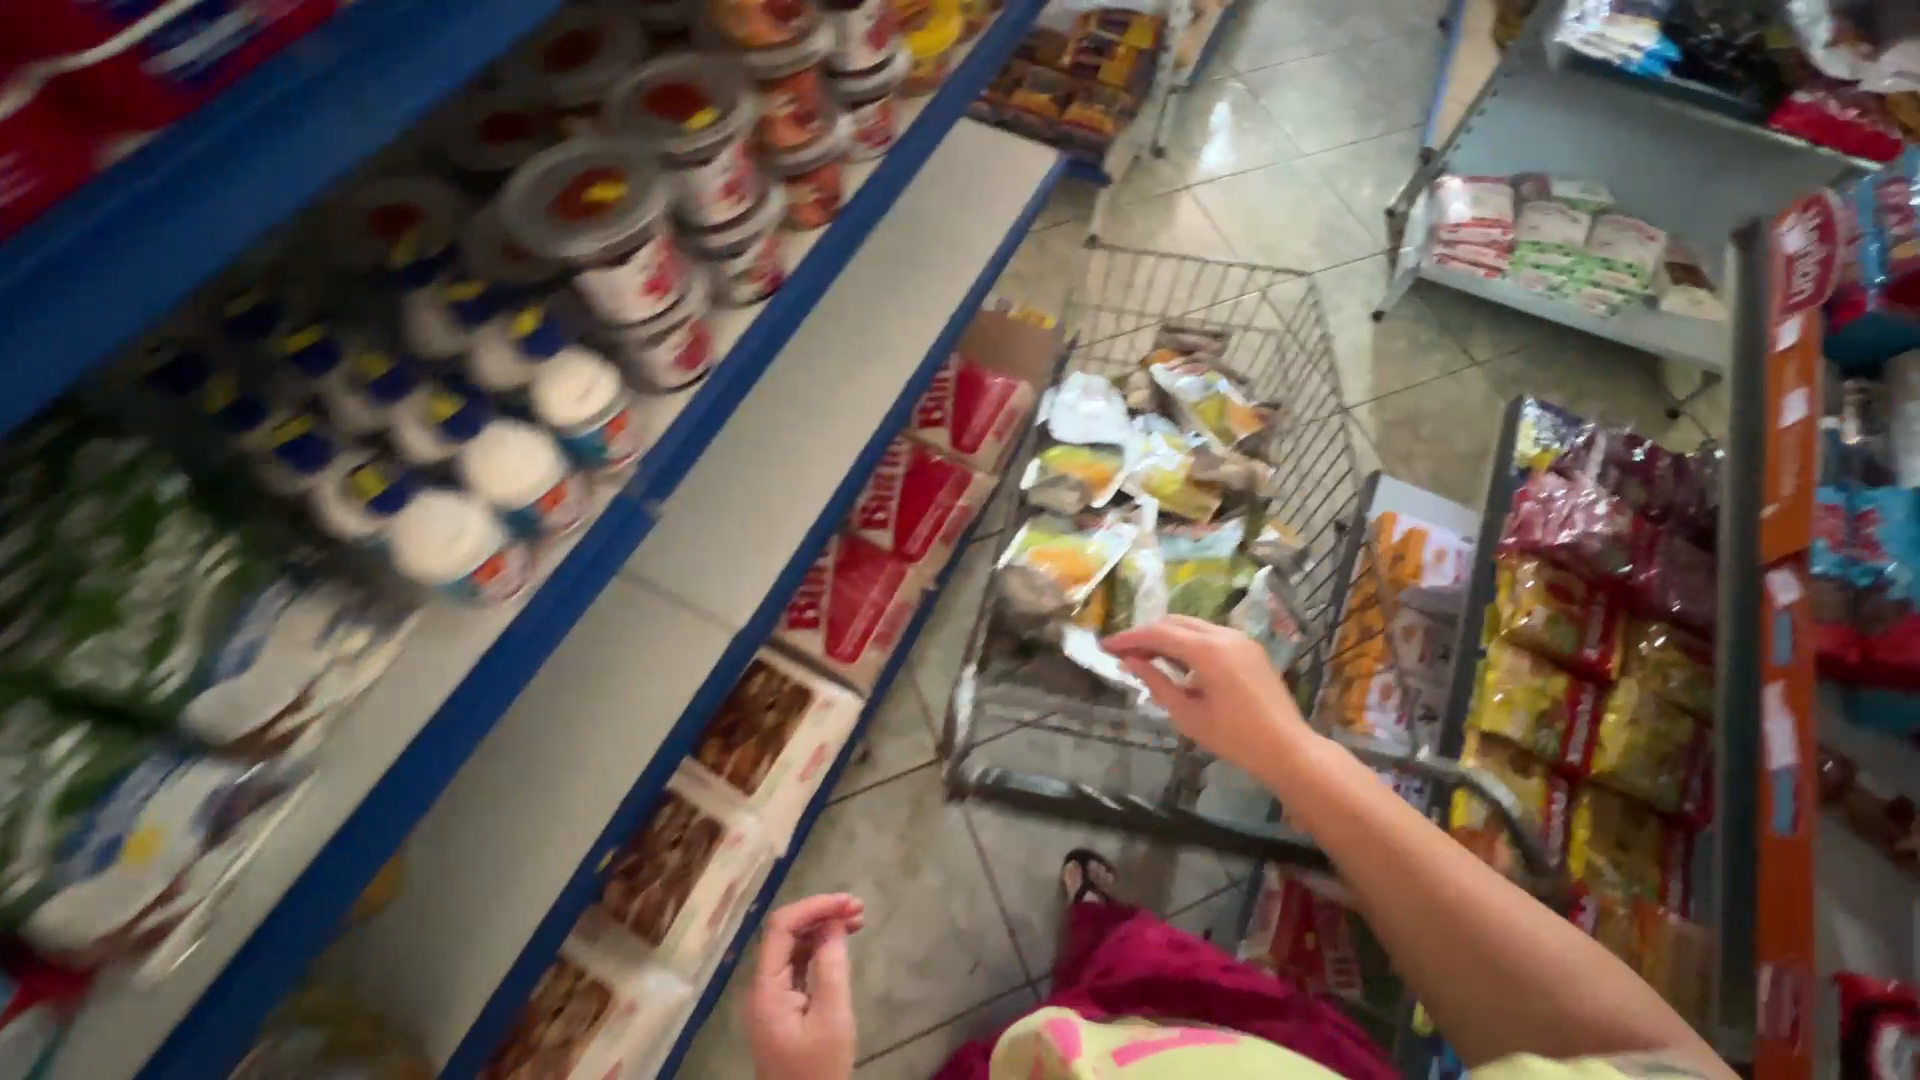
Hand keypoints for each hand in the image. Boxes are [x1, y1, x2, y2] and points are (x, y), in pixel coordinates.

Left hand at [745, 894, 864, 1079]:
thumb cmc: (819, 1071)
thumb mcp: (832, 1020)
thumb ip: (832, 967)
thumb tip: (833, 925)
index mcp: (765, 988)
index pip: (782, 927)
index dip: (814, 906)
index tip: (848, 903)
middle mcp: (762, 986)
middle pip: (786, 933)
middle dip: (821, 913)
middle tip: (859, 909)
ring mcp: (771, 996)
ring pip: (793, 947)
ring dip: (822, 928)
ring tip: (857, 919)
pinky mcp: (783, 1007)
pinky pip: (798, 965)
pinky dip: (820, 948)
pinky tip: (841, 943)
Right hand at [1103, 616, 1312, 773]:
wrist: (1286, 748)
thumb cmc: (1233, 737)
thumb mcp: (1187, 713)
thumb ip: (1157, 682)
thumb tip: (1131, 662)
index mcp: (1207, 650)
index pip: (1158, 634)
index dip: (1129, 638)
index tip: (1106, 646)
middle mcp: (1224, 635)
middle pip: (1174, 623)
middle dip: (1146, 634)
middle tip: (1123, 652)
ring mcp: (1240, 639)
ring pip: (1193, 626)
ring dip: (1167, 636)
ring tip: (1145, 656)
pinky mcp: (1250, 649)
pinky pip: (1210, 635)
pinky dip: (1188, 642)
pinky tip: (1177, 662)